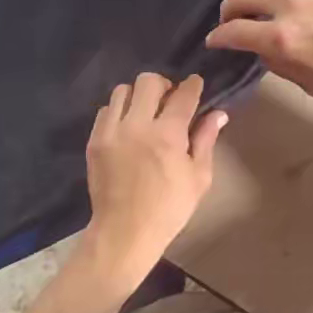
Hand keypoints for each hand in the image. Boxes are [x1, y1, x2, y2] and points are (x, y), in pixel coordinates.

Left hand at [82, 73, 227, 276]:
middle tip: (169, 100)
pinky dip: (118, 111)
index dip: (192, 85)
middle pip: (148, 81)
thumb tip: (218, 114)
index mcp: (168, 135)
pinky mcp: (95, 141)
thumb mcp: (198, 178)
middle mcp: (137, 125)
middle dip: (163, 85)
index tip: (195, 84)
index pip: (183, 95)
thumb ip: (206, 140)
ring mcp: (112, 131)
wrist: (125, 231)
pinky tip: (127, 127)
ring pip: (122, 90)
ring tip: (145, 112)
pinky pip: (105, 110)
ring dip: (138, 96)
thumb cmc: (169, 208)